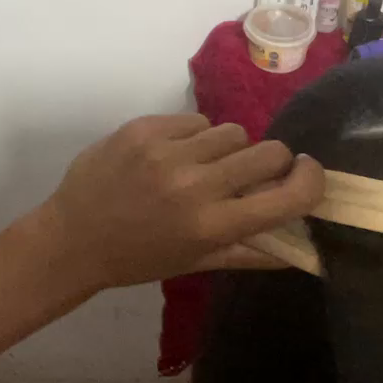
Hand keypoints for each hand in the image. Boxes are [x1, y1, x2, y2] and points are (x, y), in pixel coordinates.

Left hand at [37, 114, 324, 293]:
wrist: (71, 239)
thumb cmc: (139, 259)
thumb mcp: (197, 263)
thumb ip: (251, 252)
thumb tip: (301, 248)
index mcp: (214, 226)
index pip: (290, 195)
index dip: (310, 180)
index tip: (306, 174)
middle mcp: (196, 185)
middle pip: (269, 150)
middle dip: (270, 161)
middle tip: (252, 172)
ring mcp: (168, 152)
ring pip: (232, 131)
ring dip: (228, 148)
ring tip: (203, 165)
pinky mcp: (144, 128)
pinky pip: (195, 120)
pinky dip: (193, 136)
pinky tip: (172, 155)